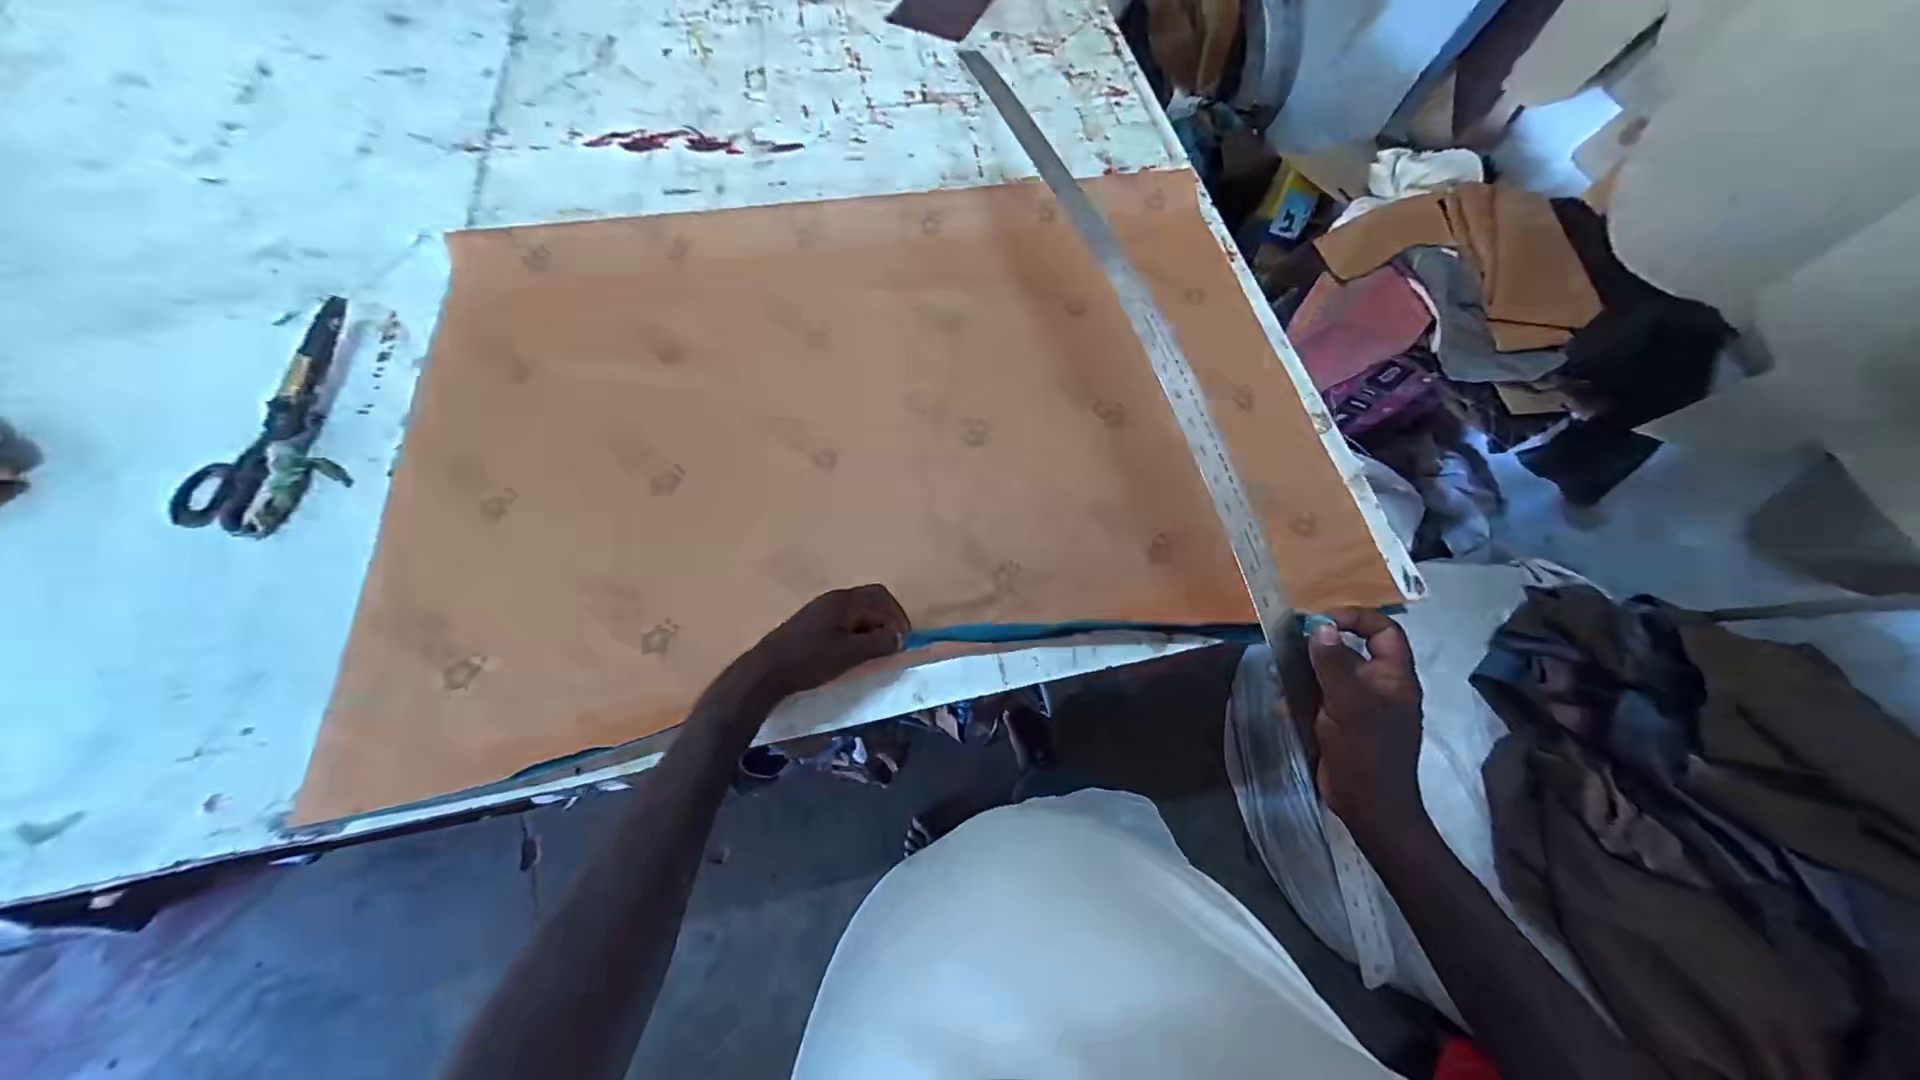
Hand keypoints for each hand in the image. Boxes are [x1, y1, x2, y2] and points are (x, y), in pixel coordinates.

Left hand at [747, 585, 910, 698]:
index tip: (902, 641)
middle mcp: (834, 598)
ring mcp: (822, 608)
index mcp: (844, 601)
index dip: (898, 617)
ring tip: (877, 648)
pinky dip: (858, 629)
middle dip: (888, 617)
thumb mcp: (850, 654)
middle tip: (894, 641)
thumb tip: (899, 637)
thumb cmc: (810, 660)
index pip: (882, 598)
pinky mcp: (813, 621)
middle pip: (871, 598)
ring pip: (858, 609)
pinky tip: (855, 649)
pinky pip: (845, 618)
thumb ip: (878, 643)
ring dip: (873, 624)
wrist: (766, 671)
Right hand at [1307, 607, 1425, 838]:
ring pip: (1332, 672)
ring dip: (1308, 669)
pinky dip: (1304, 692)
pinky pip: (1322, 695)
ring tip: (1283, 670)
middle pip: (1353, 649)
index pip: (1384, 630)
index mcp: (1394, 677)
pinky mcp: (1342, 722)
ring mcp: (1360, 705)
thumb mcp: (1348, 703)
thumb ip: (1333, 663)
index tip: (1319, 623)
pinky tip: (1285, 699)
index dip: (1355, 618)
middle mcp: (1379, 686)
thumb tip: (1319, 627)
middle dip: (1321, 644)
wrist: (1369, 806)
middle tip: (1290, 644)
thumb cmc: (1365, 752)